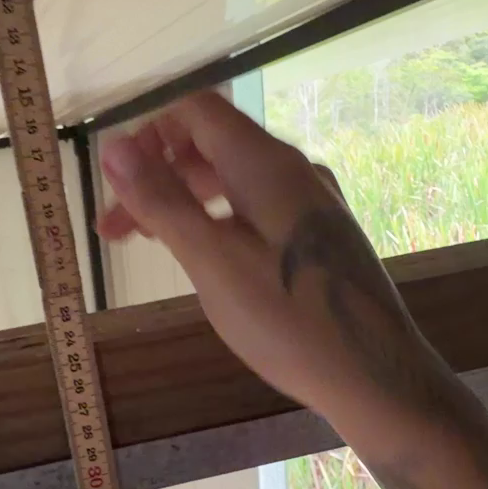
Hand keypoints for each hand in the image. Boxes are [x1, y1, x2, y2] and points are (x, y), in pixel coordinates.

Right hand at [97, 92, 487, 488]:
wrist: (374, 377)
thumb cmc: (286, 321)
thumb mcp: (210, 261)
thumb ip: (161, 200)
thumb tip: (114, 146)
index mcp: (265, 164)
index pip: (195, 111)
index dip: (146, 135)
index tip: (113, 184)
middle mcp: (291, 170)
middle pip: (210, 145)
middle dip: (155, 175)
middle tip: (114, 231)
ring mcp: (309, 203)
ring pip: (231, 179)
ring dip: (182, 200)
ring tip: (149, 242)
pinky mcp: (317, 235)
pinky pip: (254, 206)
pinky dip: (215, 218)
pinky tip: (203, 257)